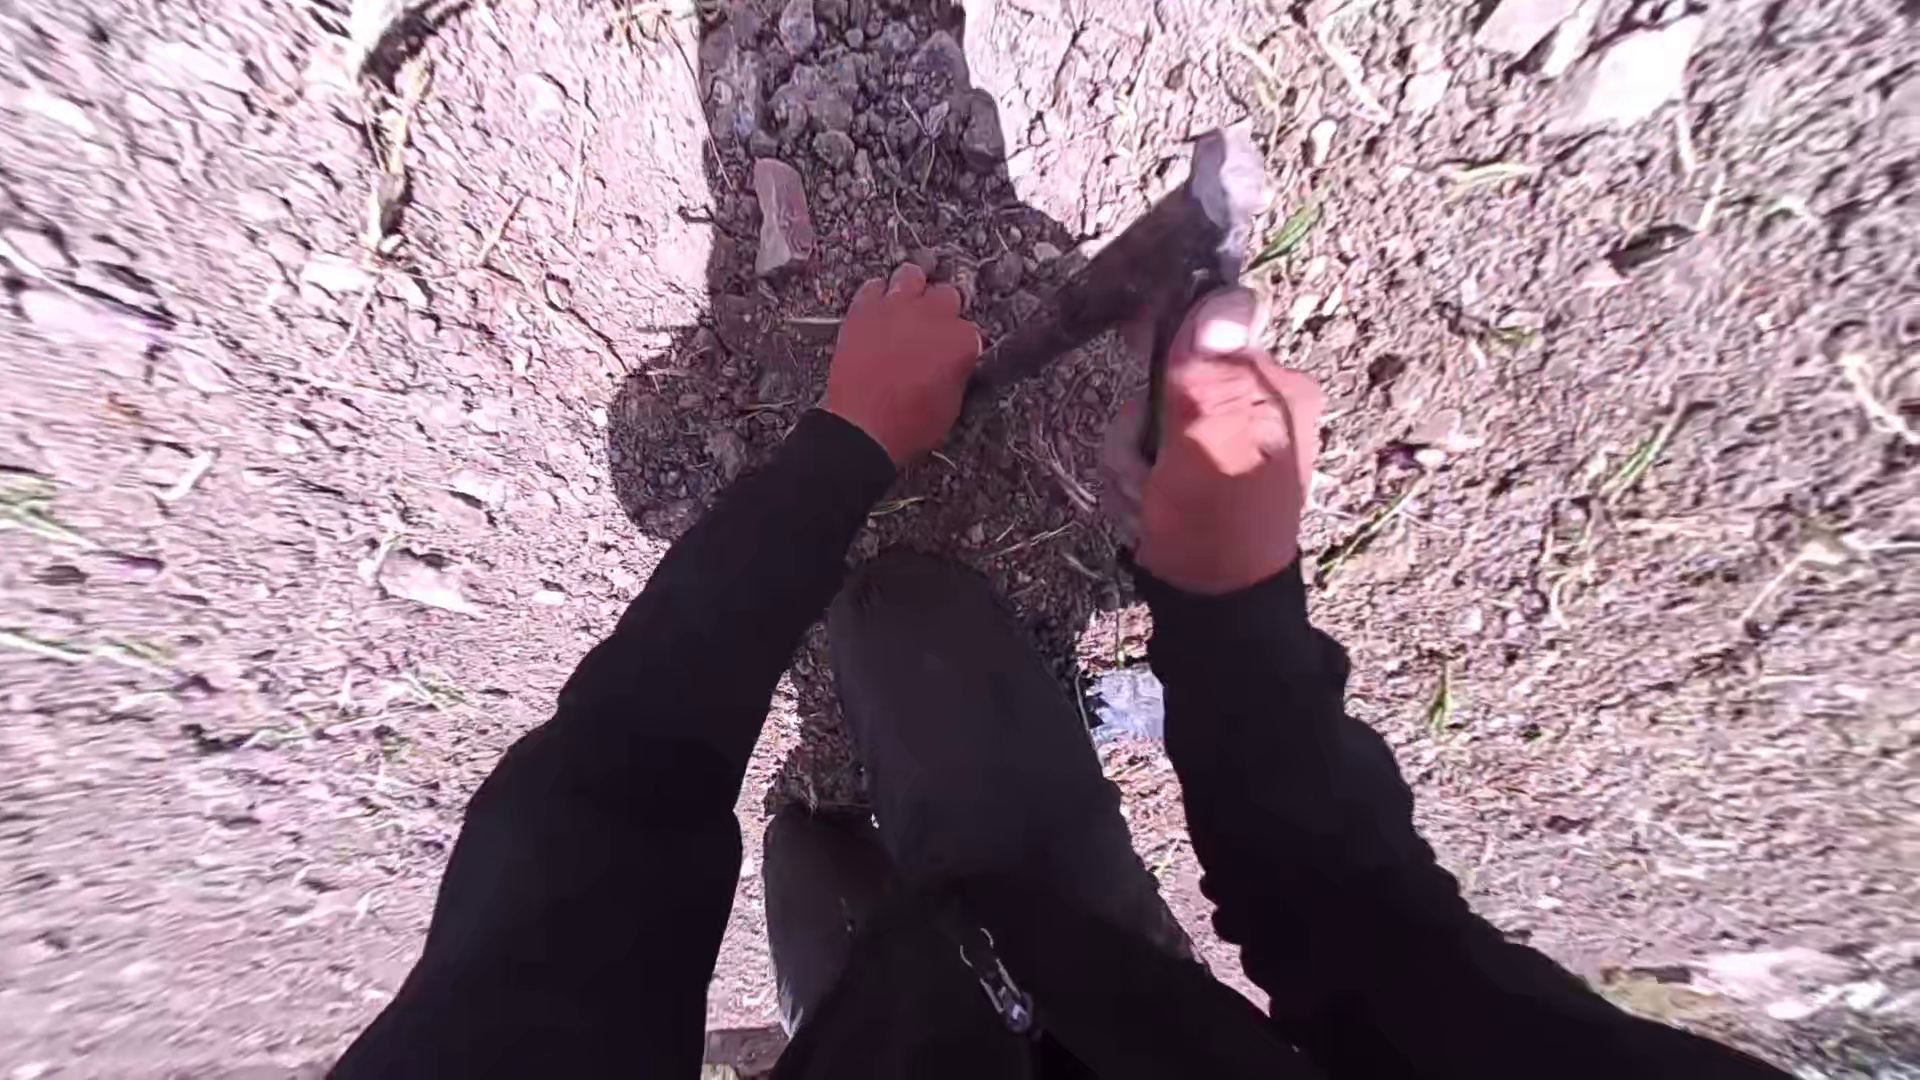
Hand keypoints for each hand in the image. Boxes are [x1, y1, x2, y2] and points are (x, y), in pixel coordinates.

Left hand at [823, 263, 981, 464]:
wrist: (863, 428)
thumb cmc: (906, 424)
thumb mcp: (950, 406)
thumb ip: (957, 374)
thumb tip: (954, 365)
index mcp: (960, 341)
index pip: (971, 330)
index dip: (962, 343)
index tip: (955, 352)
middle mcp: (932, 316)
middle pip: (946, 294)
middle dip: (944, 310)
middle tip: (934, 328)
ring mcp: (896, 308)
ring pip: (912, 275)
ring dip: (914, 289)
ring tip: (909, 306)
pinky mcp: (864, 309)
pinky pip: (874, 286)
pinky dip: (879, 295)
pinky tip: (881, 308)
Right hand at [1106, 288, 1321, 593]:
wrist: (1210, 598)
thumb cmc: (1217, 520)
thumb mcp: (1215, 442)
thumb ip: (1213, 375)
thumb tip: (1222, 301)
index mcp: (1271, 387)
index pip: (1214, 325)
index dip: (1171, 335)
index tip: (1138, 351)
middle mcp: (1244, 406)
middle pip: (1165, 377)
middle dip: (1141, 422)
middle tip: (1151, 463)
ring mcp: (1211, 438)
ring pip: (1142, 418)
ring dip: (1131, 459)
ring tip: (1148, 495)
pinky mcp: (1184, 467)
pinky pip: (1138, 451)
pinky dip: (1132, 479)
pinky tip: (1146, 505)